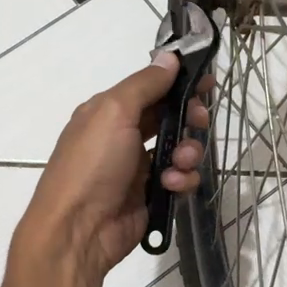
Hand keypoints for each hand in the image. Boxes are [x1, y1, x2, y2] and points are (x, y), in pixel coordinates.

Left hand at [14, 52, 211, 286]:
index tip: (207, 81)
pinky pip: (179, 180)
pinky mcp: (151, 196)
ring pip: (180, 149)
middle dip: (189, 117)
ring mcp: (138, 168)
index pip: (150, 88)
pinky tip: (171, 185)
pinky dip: (182, 180)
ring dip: (188, 152)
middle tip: (201, 119)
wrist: (78, 230)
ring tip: (180, 163)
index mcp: (108, 111)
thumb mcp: (113, 112)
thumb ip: (144, 84)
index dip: (179, 83)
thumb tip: (170, 56)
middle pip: (169, 117)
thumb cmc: (91, 164)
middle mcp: (122, 136)